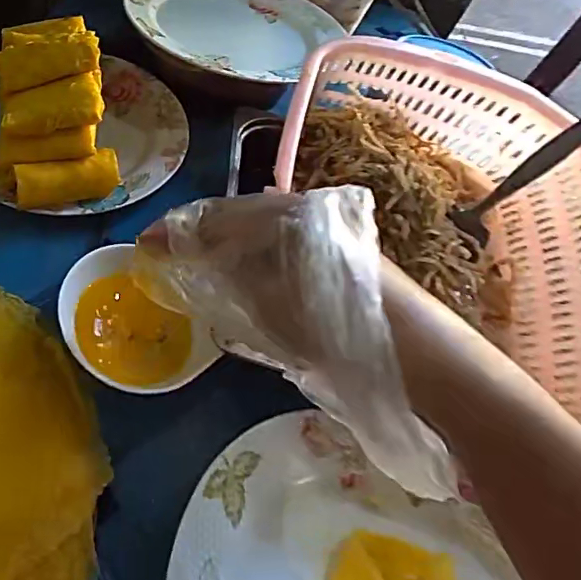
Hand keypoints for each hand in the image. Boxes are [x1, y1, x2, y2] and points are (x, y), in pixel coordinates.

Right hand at [137, 191, 533, 427]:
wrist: (435, 366)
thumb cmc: (348, 335)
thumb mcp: (274, 309)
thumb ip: (224, 275)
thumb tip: (183, 253)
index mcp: (290, 216)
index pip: (218, 215)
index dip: (178, 230)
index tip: (145, 245)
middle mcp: (310, 213)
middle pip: (237, 218)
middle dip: (198, 235)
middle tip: (166, 256)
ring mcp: (329, 233)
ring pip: (259, 233)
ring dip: (225, 247)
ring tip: (196, 267)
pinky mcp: (343, 255)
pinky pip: (282, 248)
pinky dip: (254, 259)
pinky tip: (244, 278)